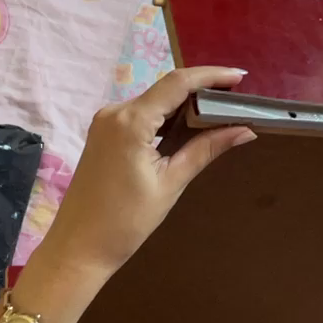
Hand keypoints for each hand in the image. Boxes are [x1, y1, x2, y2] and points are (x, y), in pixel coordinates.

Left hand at [38, 67, 256, 280]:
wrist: (78, 247)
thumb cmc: (125, 222)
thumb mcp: (171, 183)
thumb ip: (206, 149)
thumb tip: (244, 130)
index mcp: (131, 122)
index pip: (177, 83)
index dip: (211, 76)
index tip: (240, 77)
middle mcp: (115, 112)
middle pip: (166, 89)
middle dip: (201, 90)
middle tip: (235, 99)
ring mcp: (106, 121)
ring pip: (154, 101)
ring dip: (184, 105)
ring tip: (219, 113)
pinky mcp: (104, 132)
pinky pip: (141, 115)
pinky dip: (166, 118)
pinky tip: (188, 127)